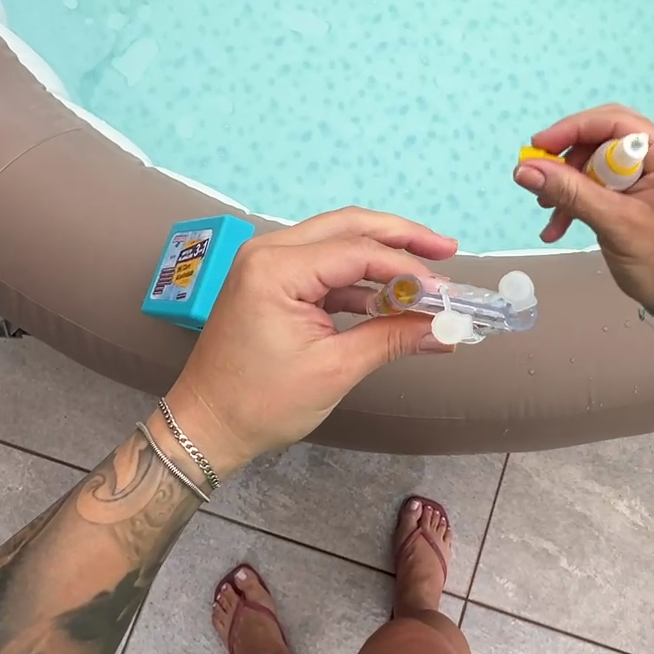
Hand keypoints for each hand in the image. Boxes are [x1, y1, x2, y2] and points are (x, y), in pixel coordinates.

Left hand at [162, 209, 459, 475]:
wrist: (206, 426)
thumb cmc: (259, 403)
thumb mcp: (334, 370)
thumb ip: (392, 338)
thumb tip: (445, 328)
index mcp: (276, 268)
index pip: (357, 252)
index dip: (407, 268)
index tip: (444, 291)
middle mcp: (269, 251)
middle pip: (349, 227)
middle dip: (401, 237)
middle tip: (447, 249)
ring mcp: (268, 263)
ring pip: (339, 243)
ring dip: (383, 259)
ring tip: (428, 278)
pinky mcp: (274, 282)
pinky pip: (326, 268)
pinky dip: (361, 281)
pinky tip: (393, 299)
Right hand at [514, 104, 653, 314]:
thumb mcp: (614, 225)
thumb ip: (569, 192)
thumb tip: (523, 169)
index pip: (615, 122)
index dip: (571, 130)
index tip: (537, 149)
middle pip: (605, 140)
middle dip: (569, 163)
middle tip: (540, 184)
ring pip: (601, 165)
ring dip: (572, 187)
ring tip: (549, 214)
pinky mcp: (651, 193)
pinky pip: (609, 185)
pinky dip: (584, 201)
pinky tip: (561, 225)